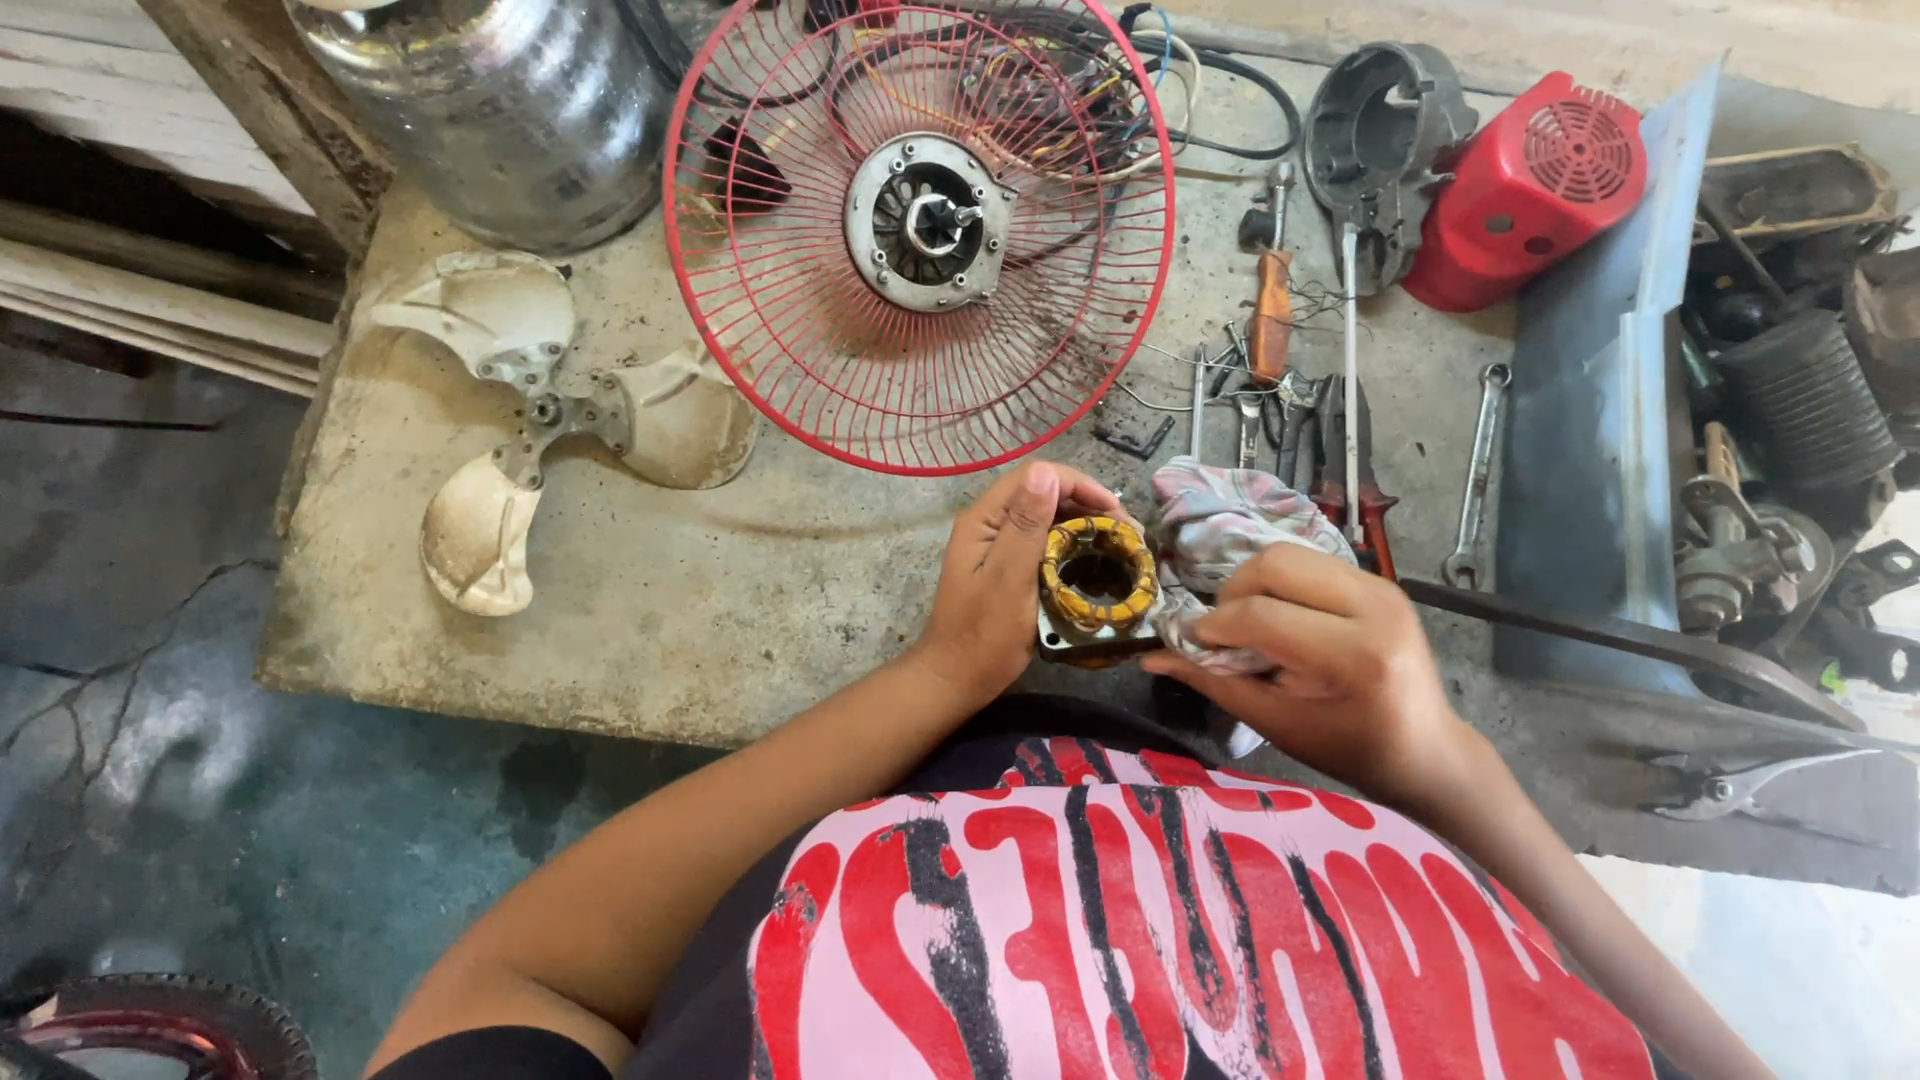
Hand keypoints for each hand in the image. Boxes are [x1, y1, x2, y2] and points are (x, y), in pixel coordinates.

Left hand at [906, 462, 1125, 711]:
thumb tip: (1046, 474)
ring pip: (1047, 517)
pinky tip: (1095, 557)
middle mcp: (989, 524)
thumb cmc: (983, 635)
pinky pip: (1044, 542)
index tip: (1114, 511)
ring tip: (1119, 542)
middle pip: (1043, 493)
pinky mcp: (1008, 566)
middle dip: (1087, 504)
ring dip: (1084, 523)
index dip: (1078, 485)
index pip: (1034, 477)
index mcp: (983, 520)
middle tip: (1126, 531)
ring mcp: (997, 545)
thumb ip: (1026, 527)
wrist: (955, 679)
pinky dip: (1072, 543)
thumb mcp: (1008, 580)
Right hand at [1140, 544, 1486, 809]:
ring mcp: (1380, 586)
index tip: (1194, 645)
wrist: (1425, 749)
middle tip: (1225, 629)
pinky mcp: (1378, 580)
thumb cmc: (1347, 747)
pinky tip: (1279, 617)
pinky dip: (1278, 583)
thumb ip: (1212, 681)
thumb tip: (1150, 657)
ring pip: (1288, 553)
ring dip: (1254, 583)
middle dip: (1232, 592)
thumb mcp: (1275, 722)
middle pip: (1274, 562)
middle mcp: (1373, 607)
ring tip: (1250, 622)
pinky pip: (1308, 562)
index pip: (1260, 615)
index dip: (1214, 627)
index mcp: (1354, 655)